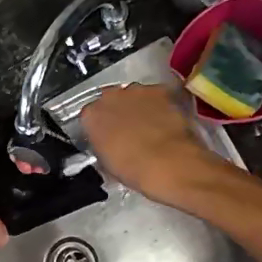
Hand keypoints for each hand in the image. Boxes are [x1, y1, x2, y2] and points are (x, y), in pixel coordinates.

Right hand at [78, 84, 221, 202]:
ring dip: (141, 106)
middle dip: (120, 112)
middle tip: (131, 130)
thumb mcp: (109, 164)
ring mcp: (137, 90)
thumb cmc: (135, 170)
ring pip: (135, 95)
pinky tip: (169, 119)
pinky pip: (158, 95)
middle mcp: (111, 96)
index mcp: (92, 115)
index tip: (109, 137)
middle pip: (112, 100)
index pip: (91, 116)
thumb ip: (104, 146)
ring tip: (153, 125)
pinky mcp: (162, 90)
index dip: (101, 127)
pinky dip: (162, 104)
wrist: (170, 164)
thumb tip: (109, 146)